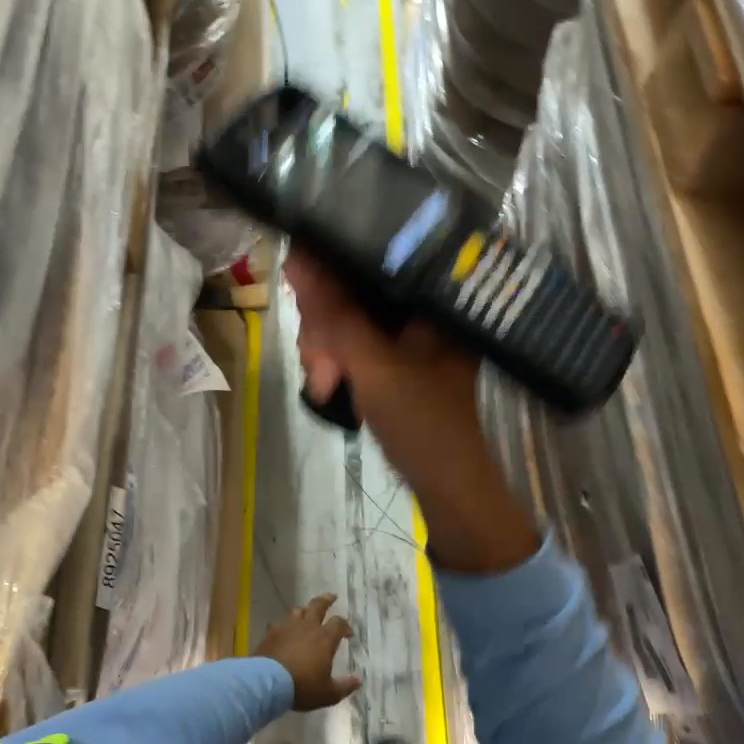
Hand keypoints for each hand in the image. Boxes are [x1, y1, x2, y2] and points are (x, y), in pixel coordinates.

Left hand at [253, 593, 361, 711]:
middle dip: (326, 600)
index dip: (345, 626)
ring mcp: (286, 627)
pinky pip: (281, 623)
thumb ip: (345, 686)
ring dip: (305, 610)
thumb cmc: (302, 687)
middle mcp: (307, 627)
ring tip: (307, 612)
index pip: (338, 623)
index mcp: (324, 638)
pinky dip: (287, 624)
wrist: (267, 682)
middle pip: (317, 606)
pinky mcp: (271, 633)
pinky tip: (285, 630)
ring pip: (298, 611)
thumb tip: (358, 680)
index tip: (348, 633)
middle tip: (332, 596)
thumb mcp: (328, 693)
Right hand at [286, 252, 541, 573]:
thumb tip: (297, 259)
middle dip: (323, 332)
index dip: (327, 276)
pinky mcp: (393, 357)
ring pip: (343, 320)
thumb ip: (334, 313)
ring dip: (323, 352)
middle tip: (322, 372)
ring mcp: (406, 334)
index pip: (368, 258)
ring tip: (325, 387)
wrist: (446, 484)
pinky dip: (334, 362)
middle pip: (349, 291)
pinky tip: (328, 385)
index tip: (302, 305)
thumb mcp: (373, 364)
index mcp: (431, 295)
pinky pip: (350, 343)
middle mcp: (419, 306)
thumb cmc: (422, 421)